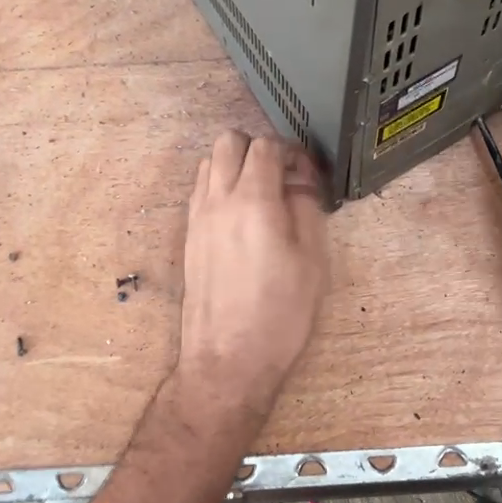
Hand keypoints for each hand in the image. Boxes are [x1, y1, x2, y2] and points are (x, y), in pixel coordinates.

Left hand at [174, 131, 328, 409]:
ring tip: (261, 195)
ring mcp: (198, 217)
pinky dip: (220, 187)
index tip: (306, 174)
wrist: (228, 361)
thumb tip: (299, 183)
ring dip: (235, 165)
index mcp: (253, 201)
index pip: (266, 146)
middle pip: (229, 141)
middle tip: (282, 176)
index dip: (291, 152)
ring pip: (209, 162)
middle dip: (258, 149)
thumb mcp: (313, 261)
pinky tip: (242, 217)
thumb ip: (306, 208)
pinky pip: (201, 191)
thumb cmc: (279, 314)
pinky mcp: (188, 236)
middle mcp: (218, 200)